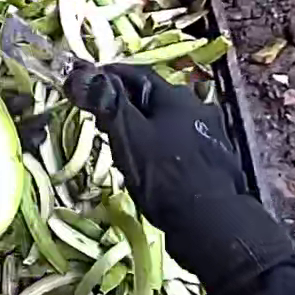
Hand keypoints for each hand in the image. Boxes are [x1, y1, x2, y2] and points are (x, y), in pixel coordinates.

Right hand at [64, 63, 247, 231]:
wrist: (210, 220)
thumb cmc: (164, 174)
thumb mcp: (127, 135)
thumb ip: (106, 102)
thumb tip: (79, 73)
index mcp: (174, 97)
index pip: (136, 73)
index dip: (109, 74)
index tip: (89, 80)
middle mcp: (197, 107)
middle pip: (154, 97)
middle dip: (127, 101)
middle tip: (102, 113)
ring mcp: (209, 133)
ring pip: (168, 120)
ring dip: (146, 123)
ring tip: (125, 138)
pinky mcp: (214, 159)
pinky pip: (179, 142)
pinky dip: (161, 143)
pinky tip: (153, 160)